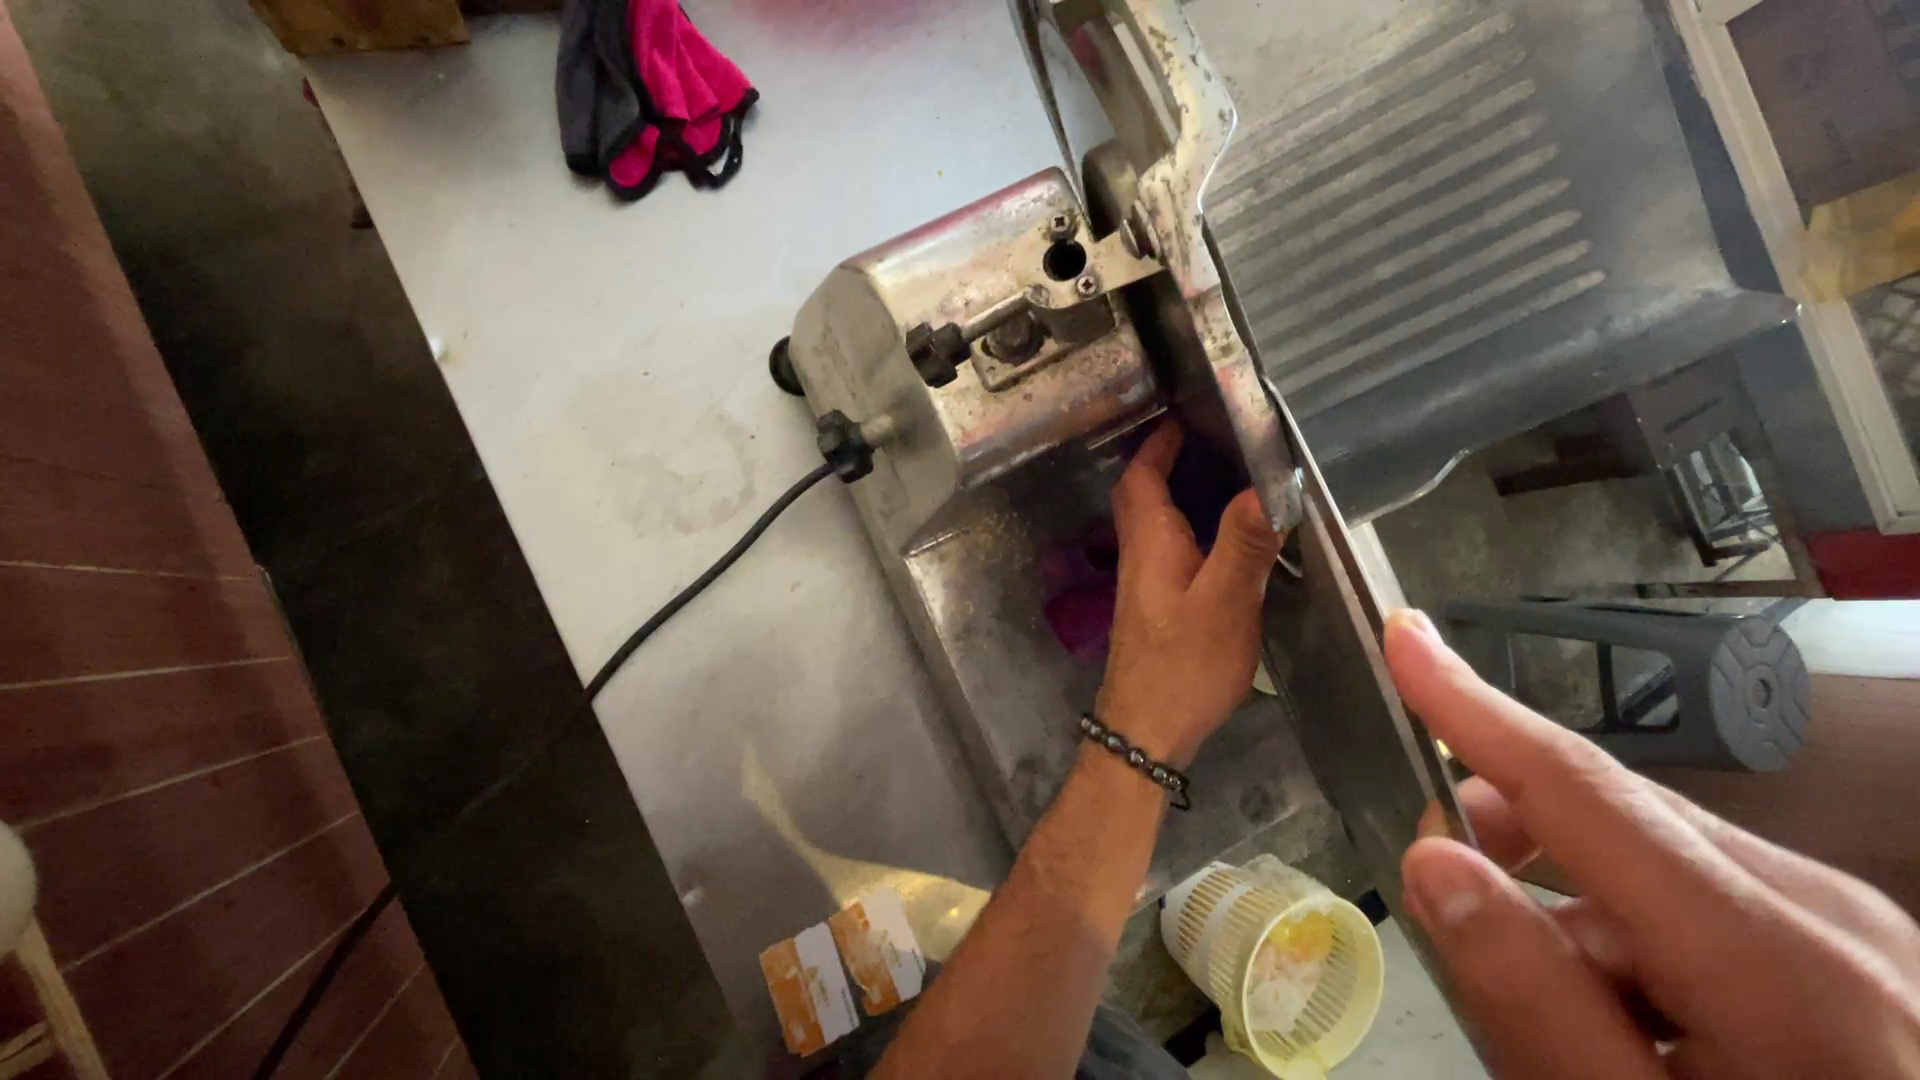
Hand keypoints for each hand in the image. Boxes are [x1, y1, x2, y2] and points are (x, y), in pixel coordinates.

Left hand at [1095, 423, 1282, 767]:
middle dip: (1167, 462)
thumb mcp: (1224, 602)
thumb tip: (1267, 484)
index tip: (1186, 417)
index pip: (1141, 477)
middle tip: (1211, 443)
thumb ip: (1243, 544)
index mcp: (1150, 542)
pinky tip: (1225, 541)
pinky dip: (1192, 529)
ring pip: (1156, 523)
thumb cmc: (1184, 664)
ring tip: (1227, 479)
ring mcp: (1145, 583)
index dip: (1158, 444)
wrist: (1146, 730)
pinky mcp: (1157, 607)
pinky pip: (1170, 549)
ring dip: (1180, 495)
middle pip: (1142, 496)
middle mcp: (1140, 555)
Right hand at [1383, 609, 1919, 1078]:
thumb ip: (1525, 994)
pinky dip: (1628, 933)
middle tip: (1441, 899)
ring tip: (1561, 1010)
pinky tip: (1636, 1024)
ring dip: (1567, 904)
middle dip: (1504, 833)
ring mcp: (1852, 927)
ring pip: (1643, 856)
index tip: (1404, 636)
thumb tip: (1432, 860)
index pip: (1577, 785)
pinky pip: (1694, 895)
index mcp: (1775, 958)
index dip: (1471, 706)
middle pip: (1606, 813)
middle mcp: (1822, 910)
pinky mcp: (1855, 950)